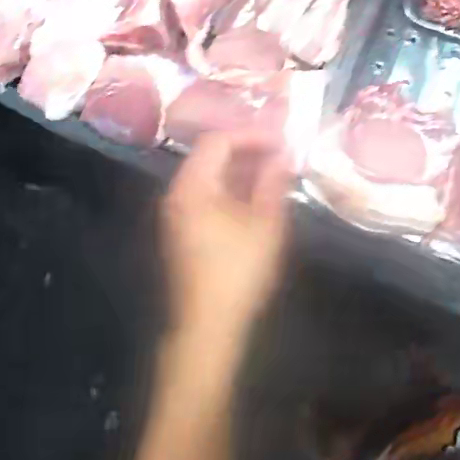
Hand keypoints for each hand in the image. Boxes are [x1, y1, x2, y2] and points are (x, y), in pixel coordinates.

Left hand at [160, 133, 295, 344]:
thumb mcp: (265, 224)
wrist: (207, 324)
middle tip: (281, 154)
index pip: (218, 141)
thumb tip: (282, 156)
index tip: (282, 141)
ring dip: (240, 170)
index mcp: (192, 186)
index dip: (251, 135)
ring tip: (275, 174)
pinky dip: (230, 189)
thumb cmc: (238, 271)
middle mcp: (177, 193)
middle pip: (209, 155)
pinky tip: (256, 198)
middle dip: (247, 150)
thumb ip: (273, 183)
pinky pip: (205, 195)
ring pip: (208, 176)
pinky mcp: (182, 230)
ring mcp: (176, 212)